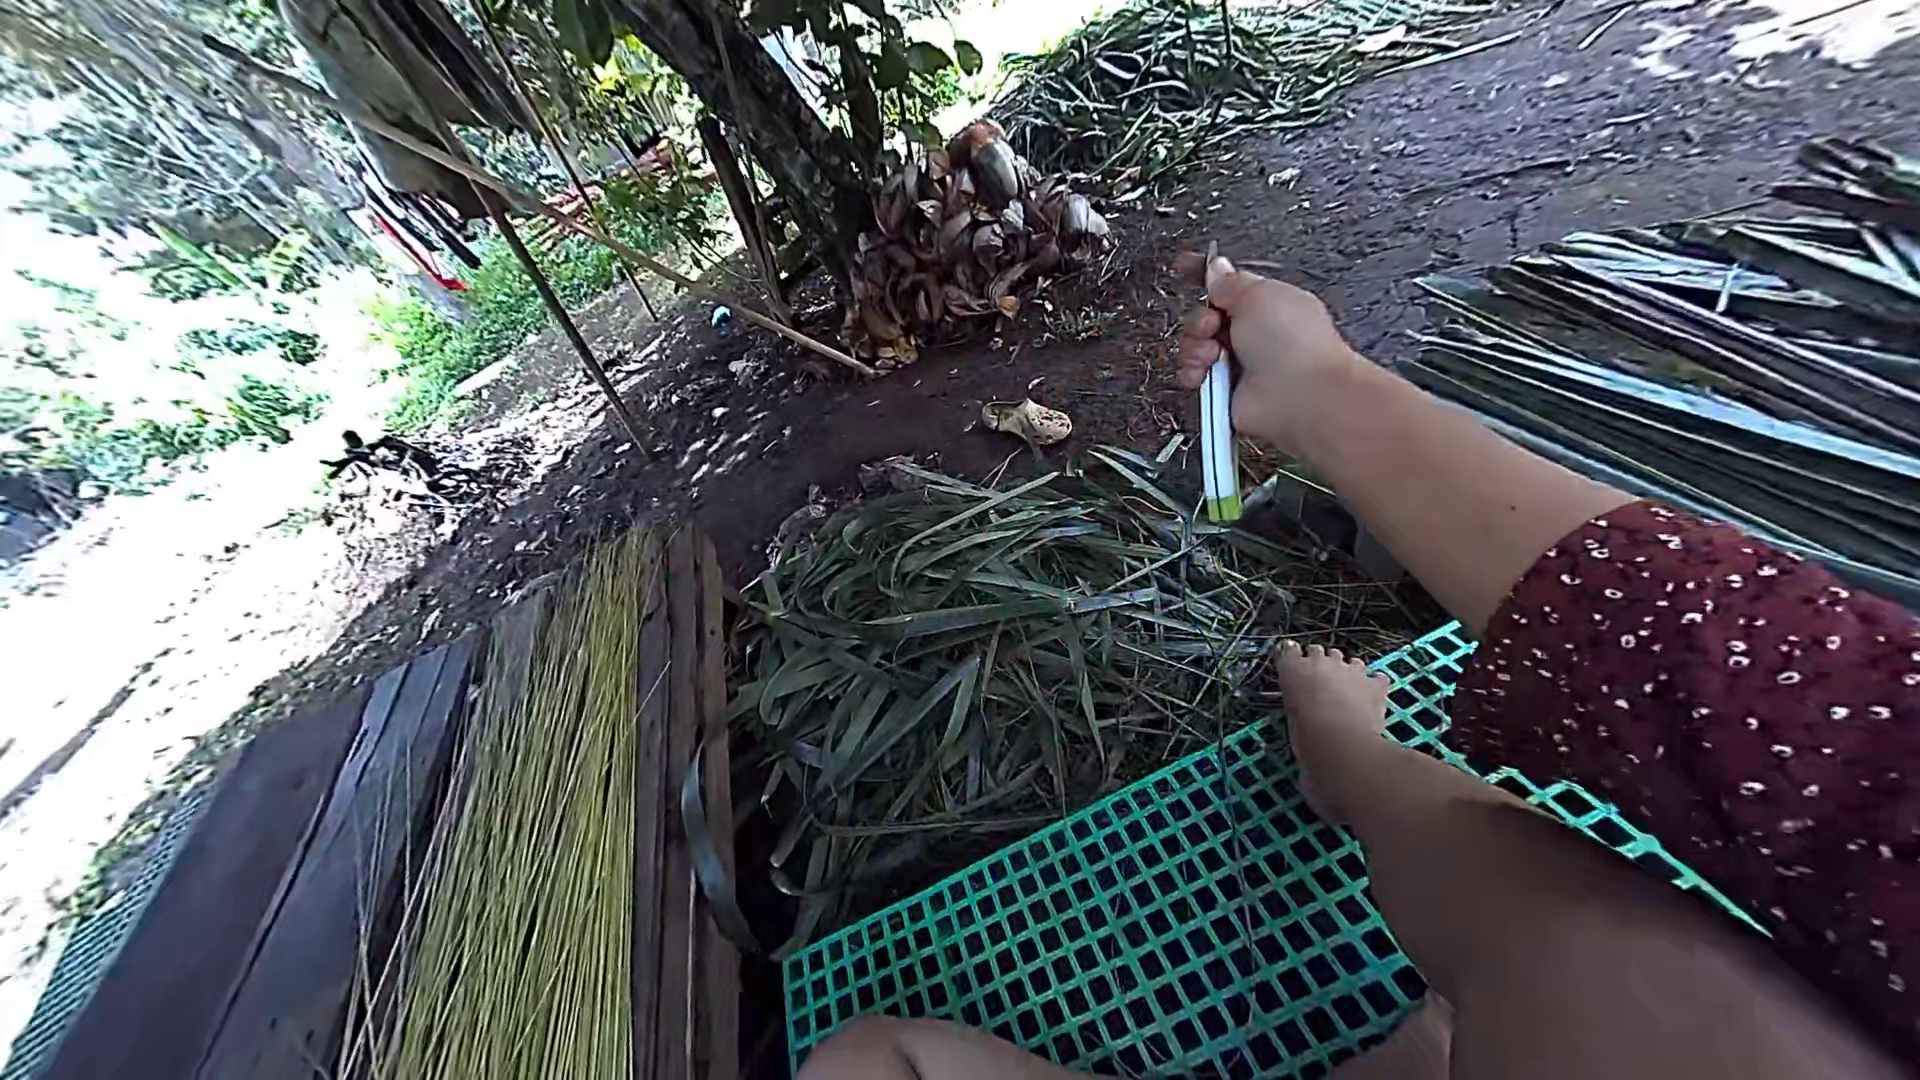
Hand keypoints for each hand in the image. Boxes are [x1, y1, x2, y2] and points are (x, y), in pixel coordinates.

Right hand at [1173, 253, 1363, 452]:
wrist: (1296, 394)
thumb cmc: (1293, 343)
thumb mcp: (1258, 293)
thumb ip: (1229, 281)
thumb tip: (1215, 268)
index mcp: (1265, 304)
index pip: (1227, 286)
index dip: (1204, 276)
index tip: (1183, 266)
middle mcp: (1250, 334)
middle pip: (1203, 319)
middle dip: (1199, 321)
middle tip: (1211, 326)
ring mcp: (1236, 363)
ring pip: (1194, 348)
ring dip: (1196, 349)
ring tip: (1213, 355)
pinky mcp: (1223, 390)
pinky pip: (1193, 376)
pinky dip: (1195, 374)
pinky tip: (1207, 374)